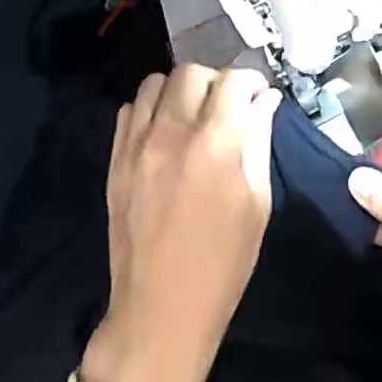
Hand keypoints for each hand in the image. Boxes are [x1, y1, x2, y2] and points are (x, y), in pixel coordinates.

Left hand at [79, 66, 284, 381]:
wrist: (161, 308)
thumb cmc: (223, 260)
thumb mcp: (257, 201)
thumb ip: (259, 140)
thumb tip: (266, 99)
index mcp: (215, 144)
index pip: (232, 82)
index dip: (250, 81)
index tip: (258, 93)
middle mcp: (171, 133)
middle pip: (192, 73)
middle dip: (216, 80)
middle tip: (227, 104)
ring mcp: (137, 144)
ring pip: (156, 82)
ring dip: (180, 89)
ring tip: (193, 112)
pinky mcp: (115, 159)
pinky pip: (129, 109)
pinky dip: (150, 108)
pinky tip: (164, 130)